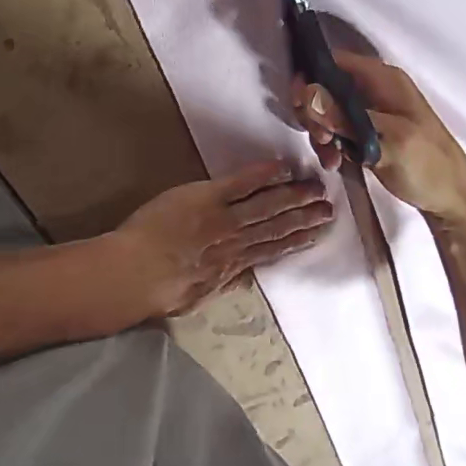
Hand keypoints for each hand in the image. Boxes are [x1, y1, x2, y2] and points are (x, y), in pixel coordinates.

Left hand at [99, 162, 332, 316]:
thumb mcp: (197, 297)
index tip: (315, 234)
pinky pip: (241, 184)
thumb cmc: (158, 290)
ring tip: (317, 190)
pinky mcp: (207, 198)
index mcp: (232, 266)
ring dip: (294, 196)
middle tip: (328, 208)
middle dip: (304, 217)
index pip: (271, 251)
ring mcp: (223, 218)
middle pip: (277, 227)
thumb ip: (223, 284)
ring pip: (268, 206)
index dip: (296, 241)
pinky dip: (263, 175)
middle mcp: (235, 242)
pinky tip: (282, 167)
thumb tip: (243, 279)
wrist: (136, 273)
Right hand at [292, 51, 465, 224]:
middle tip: (322, 138)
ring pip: (327, 110)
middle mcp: (374, 89)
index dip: (310, 77)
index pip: (334, 62)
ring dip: (321, 132)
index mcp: (383, 79)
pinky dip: (331, 144)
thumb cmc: (428, 166)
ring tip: (330, 157)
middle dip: (315, 112)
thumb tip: (308, 93)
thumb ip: (346, 117)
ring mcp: (371, 111)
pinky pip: (337, 129)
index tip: (298, 105)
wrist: (453, 202)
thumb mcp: (387, 142)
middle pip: (325, 87)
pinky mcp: (367, 132)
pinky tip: (335, 162)